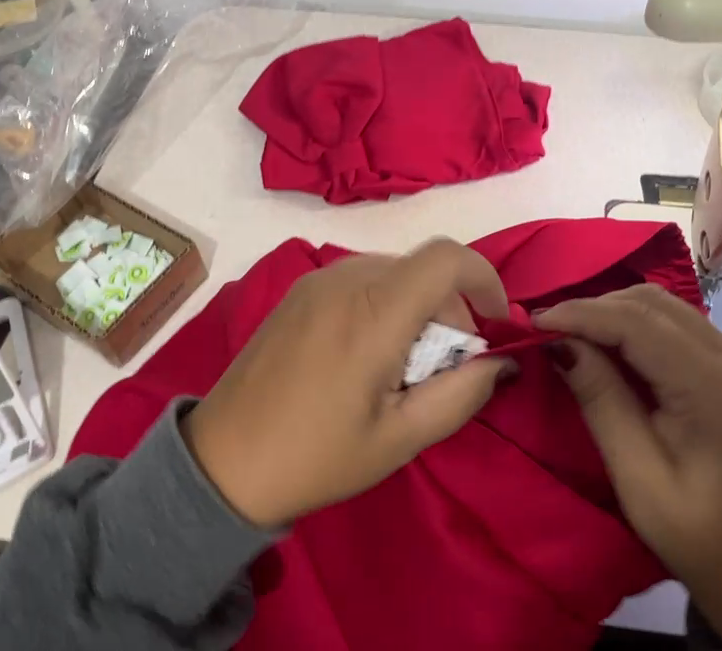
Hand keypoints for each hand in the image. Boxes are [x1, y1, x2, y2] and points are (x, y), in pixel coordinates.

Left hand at [183, 240, 514, 527]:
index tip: (495, 324)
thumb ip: (461, 394)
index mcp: (374, 312)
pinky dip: (385, 305)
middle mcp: (345, 279)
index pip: (447, 257)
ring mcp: (316, 281)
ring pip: (393, 273)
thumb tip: (500, 362)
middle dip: (450, 311)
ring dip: (417, 309)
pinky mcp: (298, 292)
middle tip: (444, 371)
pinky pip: (361, 280)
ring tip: (402, 370)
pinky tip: (367, 357)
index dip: (485, 279)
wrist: (220, 463)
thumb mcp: (400, 439)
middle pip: (422, 269)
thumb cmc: (316, 457)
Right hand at [535, 285, 721, 643]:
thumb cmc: (693, 531)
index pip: (639, 323)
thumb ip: (601, 399)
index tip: (534, 323)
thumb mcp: (636, 474)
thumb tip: (560, 342)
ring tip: (568, 335)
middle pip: (652, 304)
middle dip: (594, 308)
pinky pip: (673, 322)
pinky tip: (603, 344)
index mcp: (714, 388)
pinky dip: (632, 323)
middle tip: (546, 330)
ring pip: (661, 305)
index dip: (582, 314)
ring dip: (611, 311)